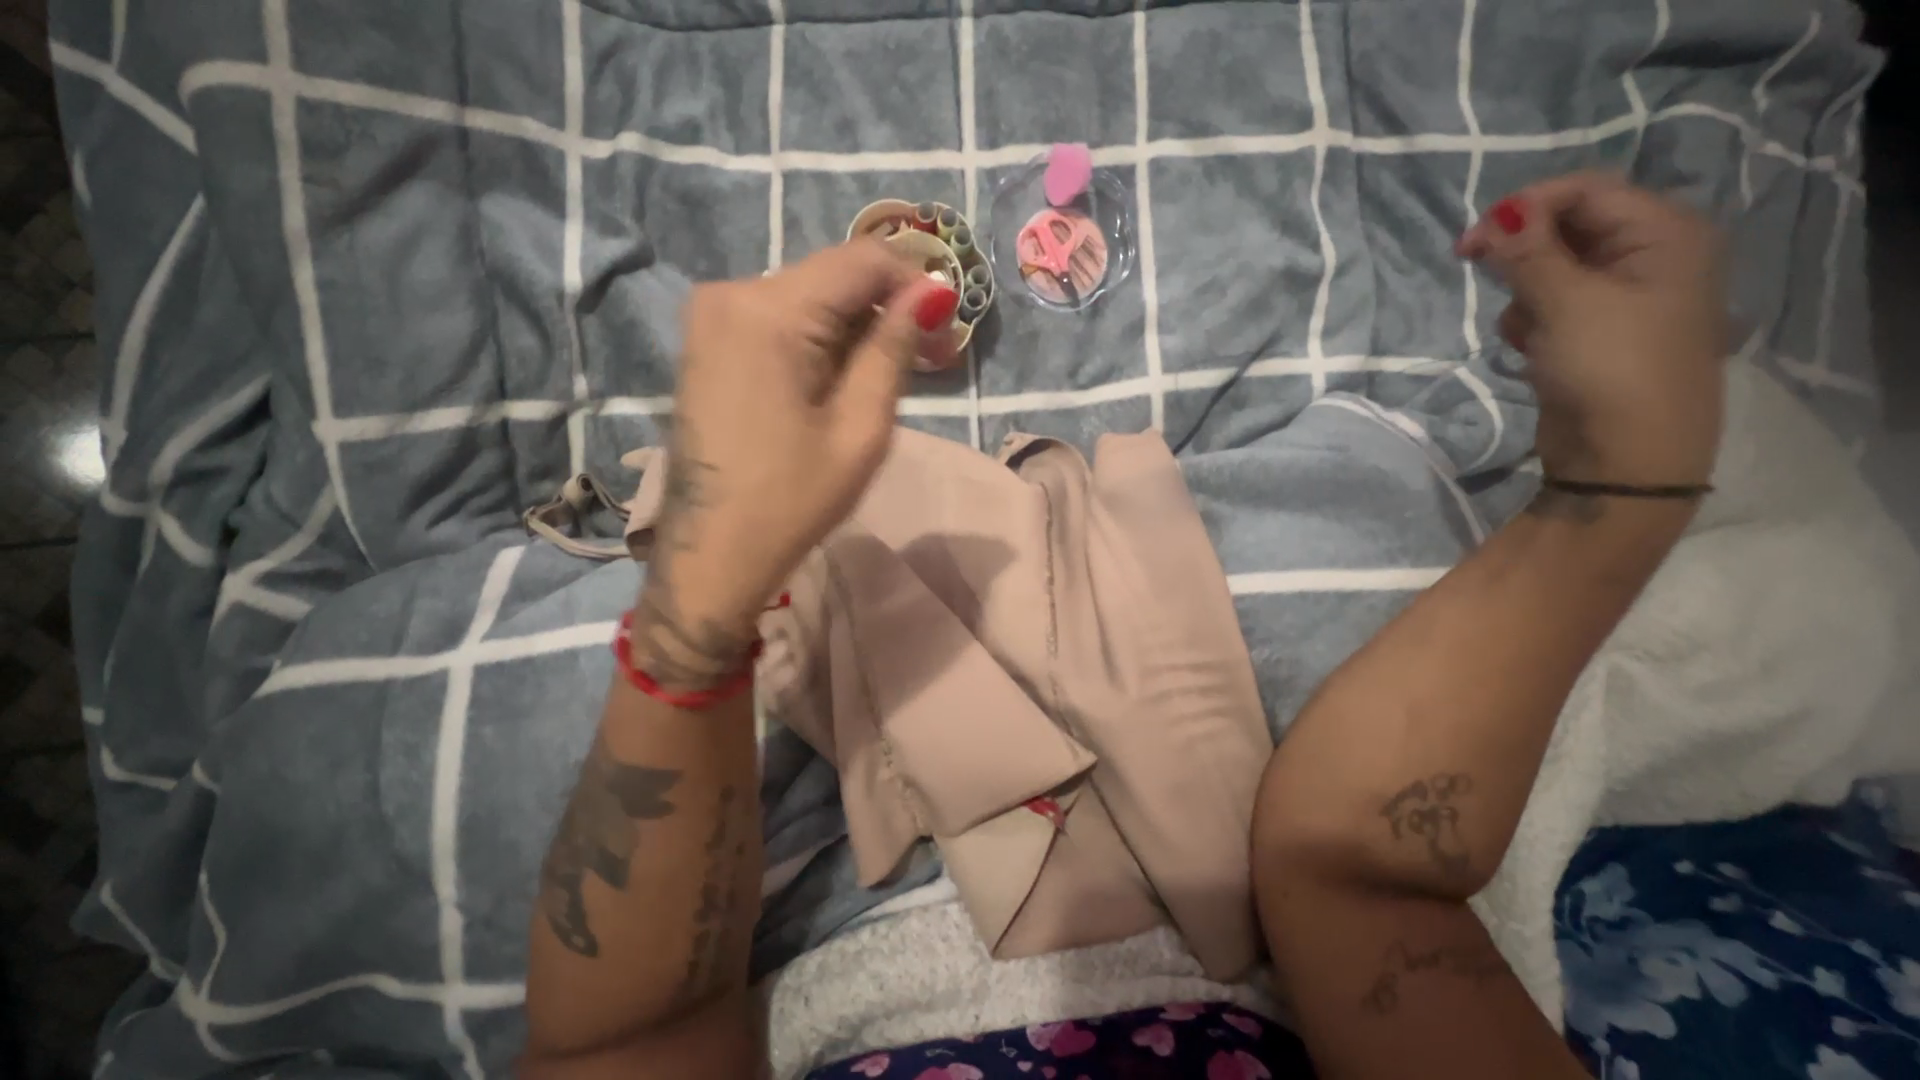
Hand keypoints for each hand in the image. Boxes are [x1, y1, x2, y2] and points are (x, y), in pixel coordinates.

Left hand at [632, 242, 959, 688]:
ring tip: (877, 380)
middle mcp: (731, 293)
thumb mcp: (861, 428)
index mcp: (769, 312)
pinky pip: (776, 316)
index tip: (945, 326)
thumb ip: (893, 348)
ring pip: (806, 294)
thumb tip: (929, 293)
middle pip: (831, 274)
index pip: (860, 260)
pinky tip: (833, 379)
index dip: (913, 282)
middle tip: (923, 359)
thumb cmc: (793, 499)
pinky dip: (815, 336)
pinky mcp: (705, 339)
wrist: (712, 550)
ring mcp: (710, 314)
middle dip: (882, 306)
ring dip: (850, 325)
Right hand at [1457, 172, 1728, 487]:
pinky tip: (1530, 347)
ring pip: (1554, 270)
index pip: (1586, 190)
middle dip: (1522, 253)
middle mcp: (1652, 257)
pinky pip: (1554, 306)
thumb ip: (1527, 252)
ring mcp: (1626, 298)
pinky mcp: (1599, 334)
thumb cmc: (1611, 369)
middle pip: (1569, 228)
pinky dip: (1532, 321)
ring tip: (1524, 328)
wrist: (1627, 460)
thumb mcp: (1566, 303)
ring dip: (1524, 293)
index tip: (1470, 241)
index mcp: (1665, 234)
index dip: (1525, 207)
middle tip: (1478, 272)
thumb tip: (1498, 216)